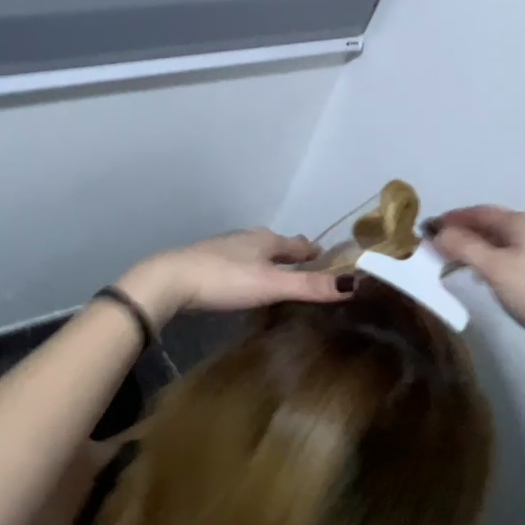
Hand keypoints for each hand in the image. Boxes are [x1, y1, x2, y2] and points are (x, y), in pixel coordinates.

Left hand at [118, 228, 351, 325]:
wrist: (171, 280)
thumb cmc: (225, 279)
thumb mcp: (271, 285)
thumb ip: (308, 286)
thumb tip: (353, 283)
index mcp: (266, 240)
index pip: (299, 244)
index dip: (314, 252)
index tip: (329, 259)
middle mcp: (247, 238)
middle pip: (277, 245)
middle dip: (292, 255)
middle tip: (308, 268)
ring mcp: (224, 248)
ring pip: (255, 253)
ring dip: (269, 262)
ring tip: (279, 276)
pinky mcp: (206, 263)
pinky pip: (237, 264)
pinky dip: (249, 271)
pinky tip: (244, 284)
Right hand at [432, 206, 524, 364]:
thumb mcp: (495, 269)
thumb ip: (464, 247)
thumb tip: (438, 233)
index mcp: (522, 222)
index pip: (478, 211)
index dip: (451, 218)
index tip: (426, 230)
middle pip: (492, 226)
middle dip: (463, 234)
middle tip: (437, 250)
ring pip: (504, 245)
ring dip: (478, 251)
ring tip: (456, 266)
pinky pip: (515, 261)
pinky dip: (494, 264)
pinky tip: (489, 281)